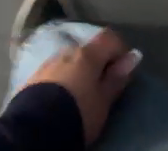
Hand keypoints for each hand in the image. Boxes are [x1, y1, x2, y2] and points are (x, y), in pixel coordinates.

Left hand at [23, 28, 140, 144]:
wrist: (34, 130)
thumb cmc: (77, 112)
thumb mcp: (103, 102)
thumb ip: (117, 78)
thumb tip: (133, 56)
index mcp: (88, 54)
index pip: (110, 36)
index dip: (120, 49)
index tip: (123, 70)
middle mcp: (68, 51)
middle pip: (89, 49)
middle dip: (97, 62)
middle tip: (101, 85)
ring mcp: (49, 62)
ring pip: (70, 60)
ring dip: (79, 71)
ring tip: (80, 93)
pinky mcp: (33, 77)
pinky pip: (55, 72)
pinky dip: (63, 79)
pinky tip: (62, 96)